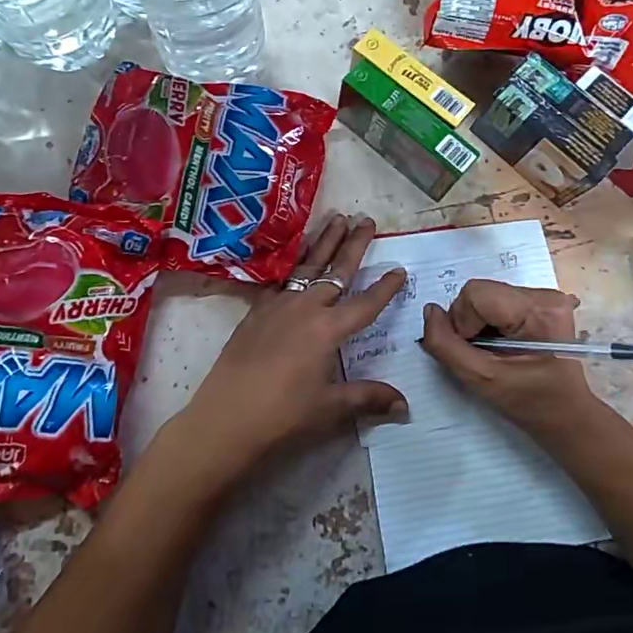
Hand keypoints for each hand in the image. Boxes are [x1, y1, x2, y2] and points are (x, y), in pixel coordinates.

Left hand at [163, 214, 407, 486]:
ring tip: (334, 219)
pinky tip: (294, 258)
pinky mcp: (254, 311)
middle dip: (352, 244)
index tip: (399, 268)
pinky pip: (279, 280)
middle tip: (365, 219)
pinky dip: (291, 264)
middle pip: (334, 271)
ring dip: (321, 242)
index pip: (364, 304)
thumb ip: (367, 398)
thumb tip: (405, 405)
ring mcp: (276, 306)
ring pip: (305, 266)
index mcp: (328, 330)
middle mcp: (304, 309)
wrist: (228, 414)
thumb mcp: (330, 407)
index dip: (384, 288)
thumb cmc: (284, 414)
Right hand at [419, 279, 595, 432]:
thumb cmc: (530, 402)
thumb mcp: (480, 378)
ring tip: (491, 348)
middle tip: (481, 351)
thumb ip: (446, 344)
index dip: (462, 322)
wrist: (566, 415)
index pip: (475, 294)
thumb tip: (429, 312)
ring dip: (475, 322)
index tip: (475, 350)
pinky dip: (485, 321)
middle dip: (467, 322)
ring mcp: (544, 297)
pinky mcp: (538, 302)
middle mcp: (545, 296)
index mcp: (540, 311)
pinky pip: (492, 300)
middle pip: (477, 291)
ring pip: (482, 295)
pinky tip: (499, 342)